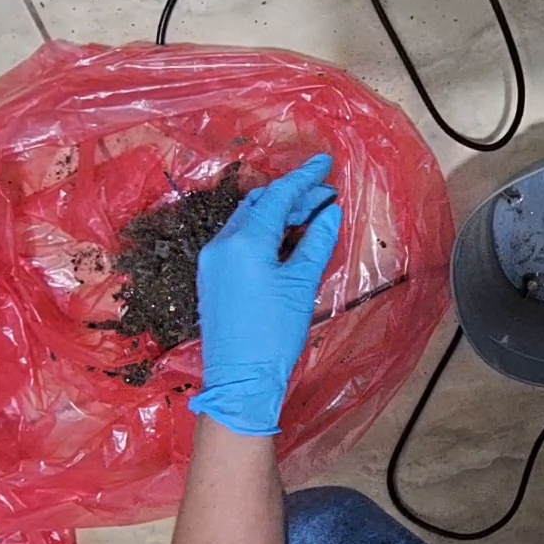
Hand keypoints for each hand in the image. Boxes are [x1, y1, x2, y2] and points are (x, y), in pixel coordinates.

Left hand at [189, 154, 342, 436]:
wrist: (240, 380)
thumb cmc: (274, 332)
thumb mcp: (302, 285)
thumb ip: (316, 243)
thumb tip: (330, 212)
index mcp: (244, 241)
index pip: (278, 197)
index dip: (304, 178)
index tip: (325, 163)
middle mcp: (222, 243)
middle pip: (261, 204)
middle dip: (294, 195)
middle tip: (327, 196)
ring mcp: (213, 261)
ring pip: (248, 221)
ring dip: (279, 212)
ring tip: (311, 215)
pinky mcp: (213, 277)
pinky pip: (240, 240)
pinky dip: (265, 231)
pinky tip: (288, 238)